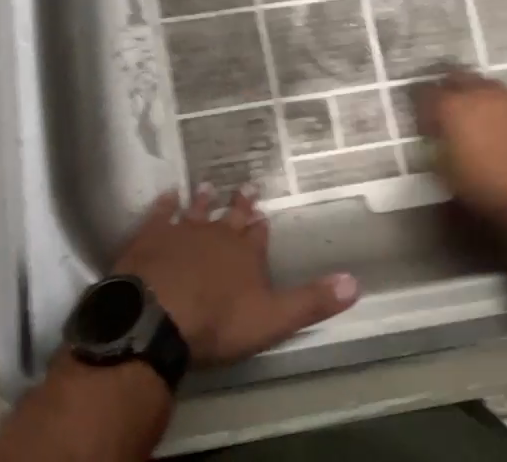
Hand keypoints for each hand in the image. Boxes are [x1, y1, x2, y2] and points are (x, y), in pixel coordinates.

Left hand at [114, 185, 358, 364]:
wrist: (156, 315)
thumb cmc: (217, 322)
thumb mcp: (272, 318)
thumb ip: (311, 301)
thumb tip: (356, 282)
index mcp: (245, 254)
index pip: (258, 236)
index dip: (261, 227)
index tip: (264, 214)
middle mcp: (216, 235)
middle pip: (230, 216)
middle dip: (239, 204)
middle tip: (246, 185)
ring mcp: (180, 232)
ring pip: (196, 210)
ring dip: (203, 200)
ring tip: (206, 186)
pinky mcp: (149, 237)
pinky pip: (159, 214)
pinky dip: (164, 204)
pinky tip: (166, 195)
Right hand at [412, 66, 506, 220]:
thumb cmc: (483, 184)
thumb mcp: (444, 168)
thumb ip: (436, 141)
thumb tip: (436, 132)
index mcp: (450, 106)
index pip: (424, 91)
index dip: (421, 105)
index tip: (424, 120)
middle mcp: (477, 92)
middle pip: (455, 77)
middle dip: (449, 90)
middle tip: (450, 111)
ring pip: (485, 85)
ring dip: (477, 96)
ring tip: (480, 117)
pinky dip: (502, 107)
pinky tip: (506, 125)